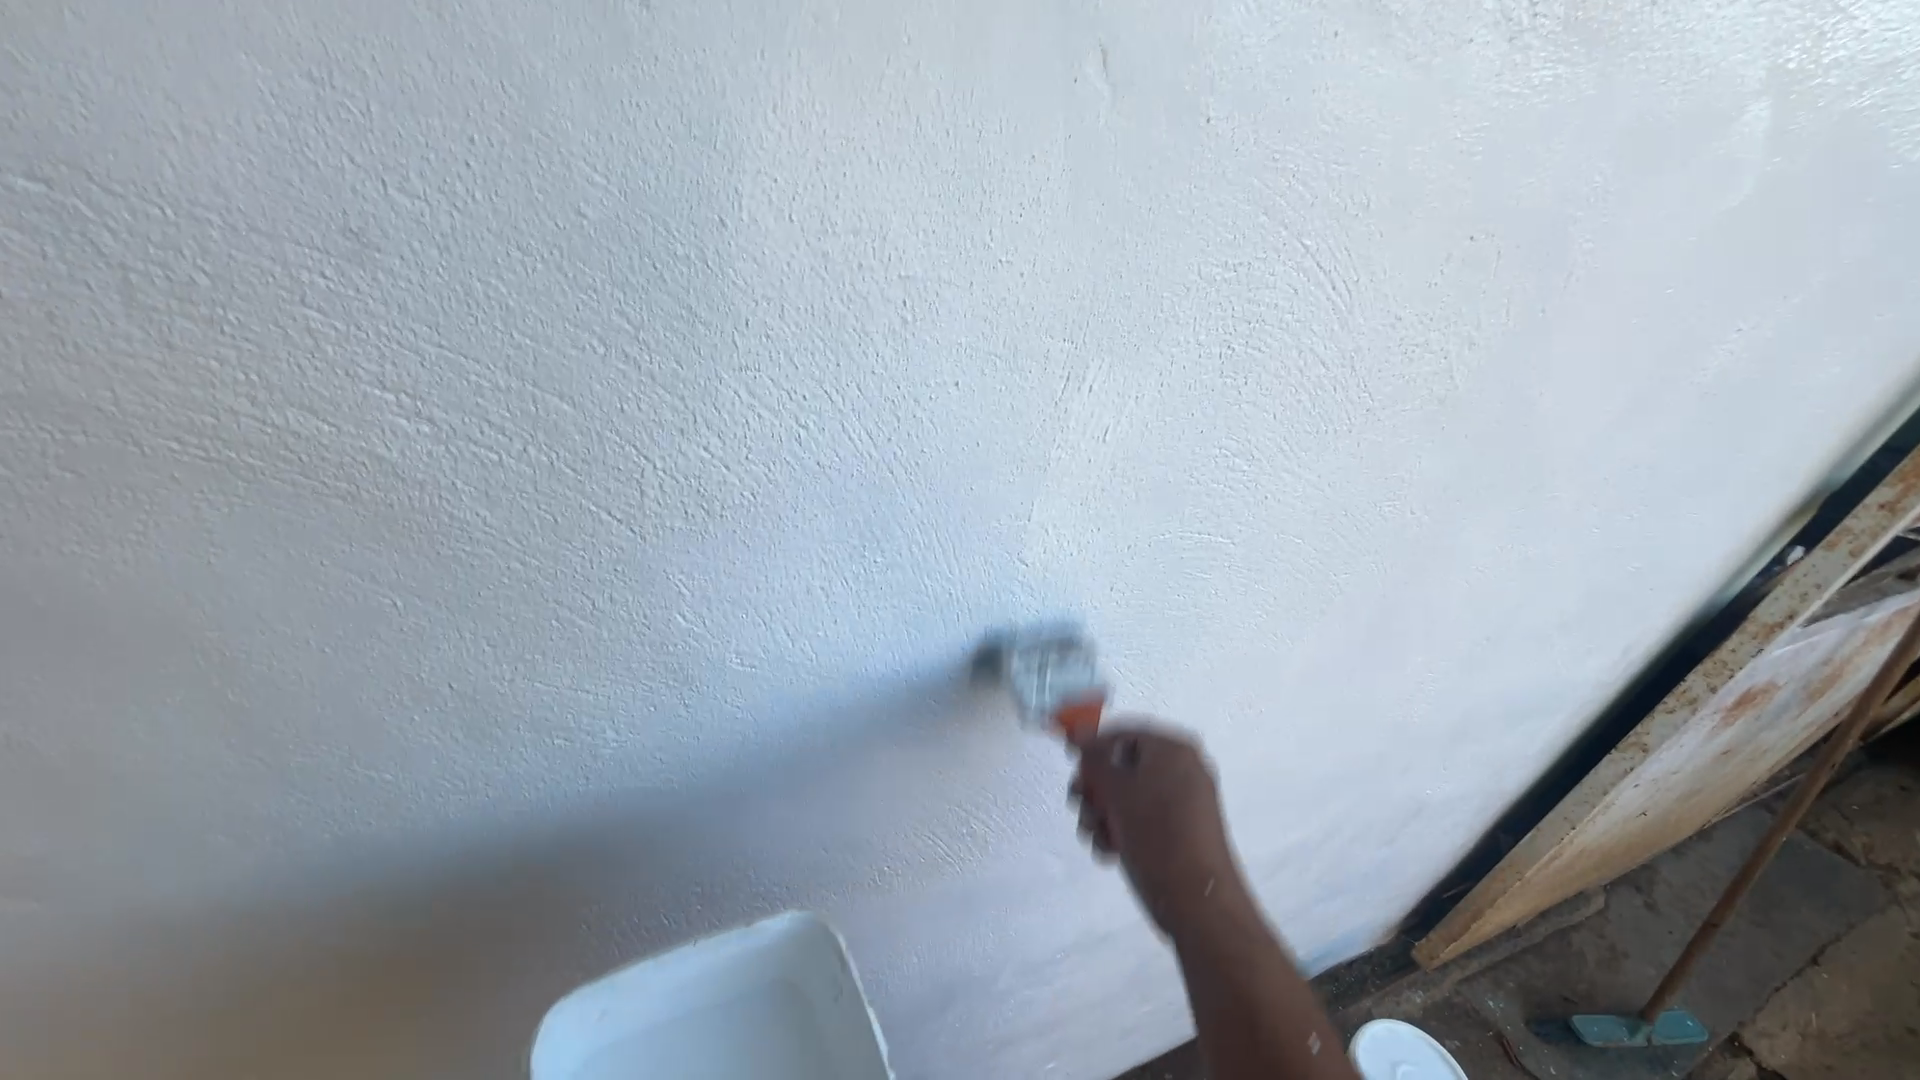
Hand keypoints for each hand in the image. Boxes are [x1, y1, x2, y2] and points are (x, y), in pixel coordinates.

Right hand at [1069, 720, 1248, 934]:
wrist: (1198, 902)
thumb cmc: (1156, 836)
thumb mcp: (1117, 791)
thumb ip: (1095, 757)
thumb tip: (1082, 732)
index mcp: (1173, 750)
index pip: (1124, 733)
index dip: (1093, 745)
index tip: (1069, 762)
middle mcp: (1182, 769)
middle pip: (1122, 765)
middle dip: (1095, 788)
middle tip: (1081, 806)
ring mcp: (1183, 801)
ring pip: (1126, 795)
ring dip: (1102, 814)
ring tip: (1097, 837)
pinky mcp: (1180, 830)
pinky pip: (1141, 818)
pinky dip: (1121, 830)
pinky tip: (1110, 851)